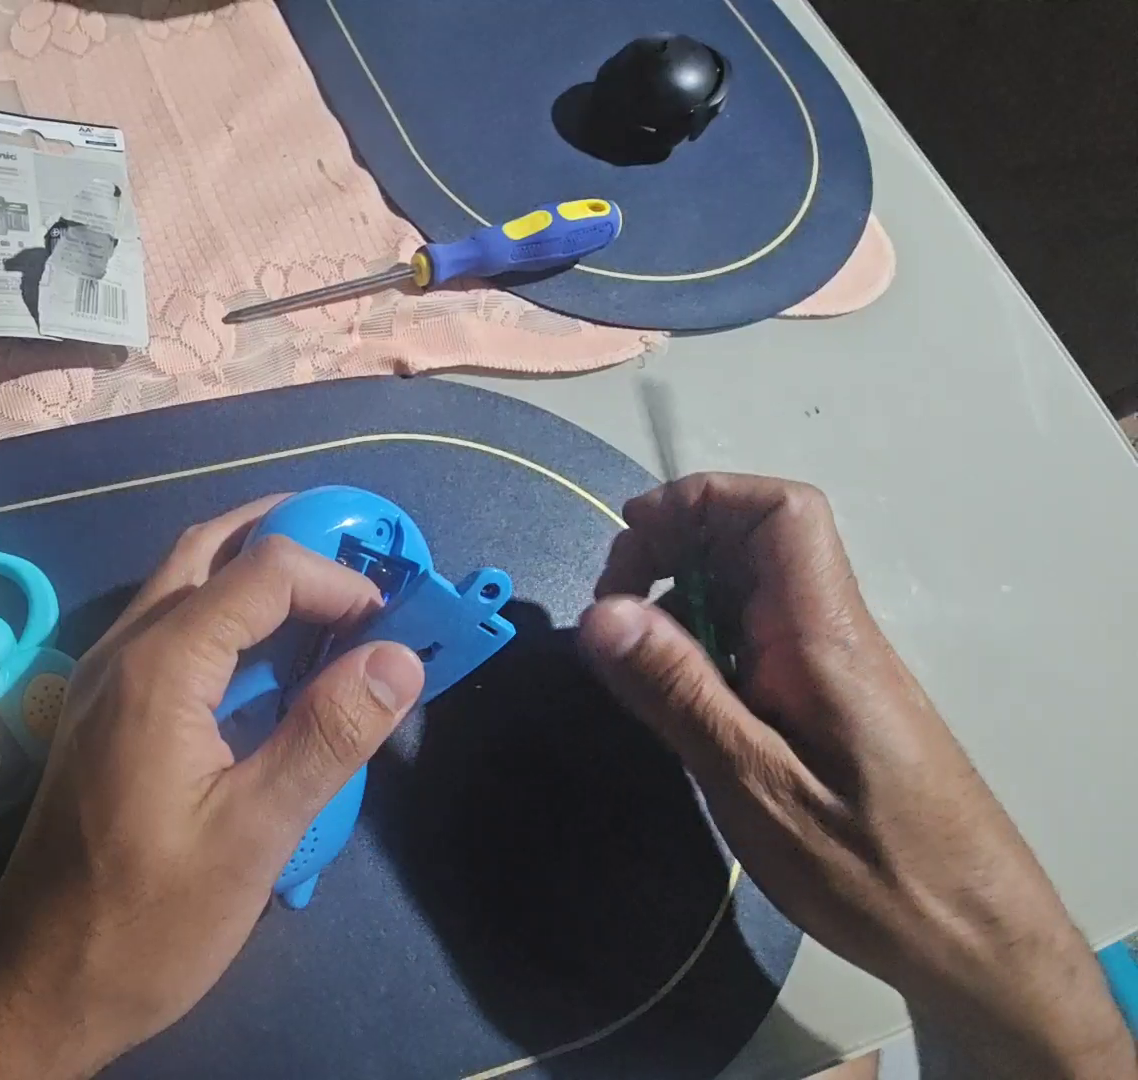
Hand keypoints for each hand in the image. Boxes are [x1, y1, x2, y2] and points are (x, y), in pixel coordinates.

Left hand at [0, 496, 426, 1079]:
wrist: (37, 982)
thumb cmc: (147, 920)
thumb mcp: (253, 835)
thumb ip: (326, 735)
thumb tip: (398, 657)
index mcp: (158, 667)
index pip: (261, 572)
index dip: (334, 580)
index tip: (387, 624)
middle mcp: (121, 649)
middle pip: (204, 550)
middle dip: (280, 536)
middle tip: (351, 557)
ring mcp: (101, 675)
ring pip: (177, 582)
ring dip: (247, 567)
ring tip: (316, 591)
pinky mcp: (100, 706)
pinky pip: (164, 625)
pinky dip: (219, 610)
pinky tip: (258, 655)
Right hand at [577, 473, 1134, 1078]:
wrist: (979, 947)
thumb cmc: (874, 871)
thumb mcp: (755, 785)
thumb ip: (678, 692)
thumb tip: (601, 611)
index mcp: (823, 638)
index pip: (780, 514)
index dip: (700, 498)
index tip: (630, 534)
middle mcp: (829, 633)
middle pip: (751, 537)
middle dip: (667, 546)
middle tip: (612, 613)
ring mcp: (825, 662)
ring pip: (742, 584)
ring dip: (672, 594)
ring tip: (629, 656)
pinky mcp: (817, 693)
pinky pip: (745, 631)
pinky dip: (691, 636)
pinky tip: (671, 688)